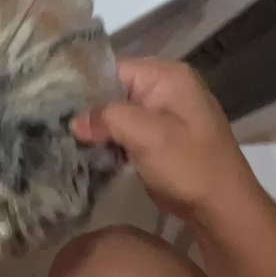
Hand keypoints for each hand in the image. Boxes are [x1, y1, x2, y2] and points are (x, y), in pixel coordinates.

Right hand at [72, 58, 267, 224]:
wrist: (221, 206)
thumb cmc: (188, 165)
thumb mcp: (146, 135)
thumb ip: (106, 118)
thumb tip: (74, 122)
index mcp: (167, 77)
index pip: (112, 70)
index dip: (83, 88)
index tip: (55, 108)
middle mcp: (165, 88)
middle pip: (112, 91)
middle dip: (87, 111)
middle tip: (56, 128)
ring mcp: (162, 114)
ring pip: (115, 114)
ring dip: (95, 129)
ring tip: (65, 142)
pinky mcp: (157, 138)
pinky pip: (124, 132)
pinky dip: (107, 142)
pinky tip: (87, 153)